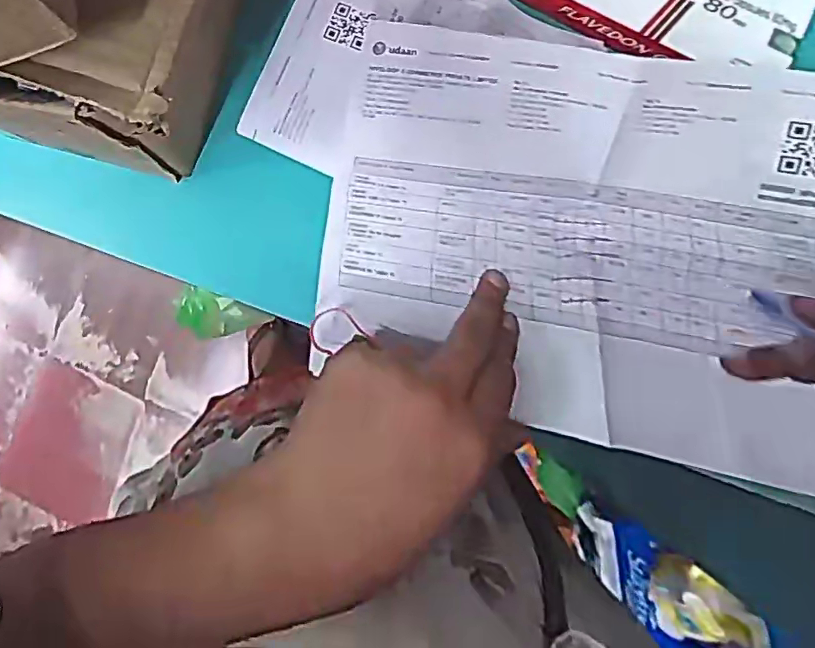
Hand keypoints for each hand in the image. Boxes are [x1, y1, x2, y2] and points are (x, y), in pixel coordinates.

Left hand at [238, 270, 521, 612]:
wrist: (308, 519)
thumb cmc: (382, 530)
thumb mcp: (448, 497)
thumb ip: (476, 449)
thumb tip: (500, 423)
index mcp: (471, 438)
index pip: (500, 379)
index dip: (505, 348)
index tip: (506, 325)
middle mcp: (439, 395)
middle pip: (472, 339)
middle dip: (486, 307)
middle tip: (492, 283)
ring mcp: (394, 370)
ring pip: (412, 350)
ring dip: (407, 363)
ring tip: (379, 406)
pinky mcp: (354, 357)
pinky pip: (372, 356)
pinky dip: (369, 372)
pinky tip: (351, 405)